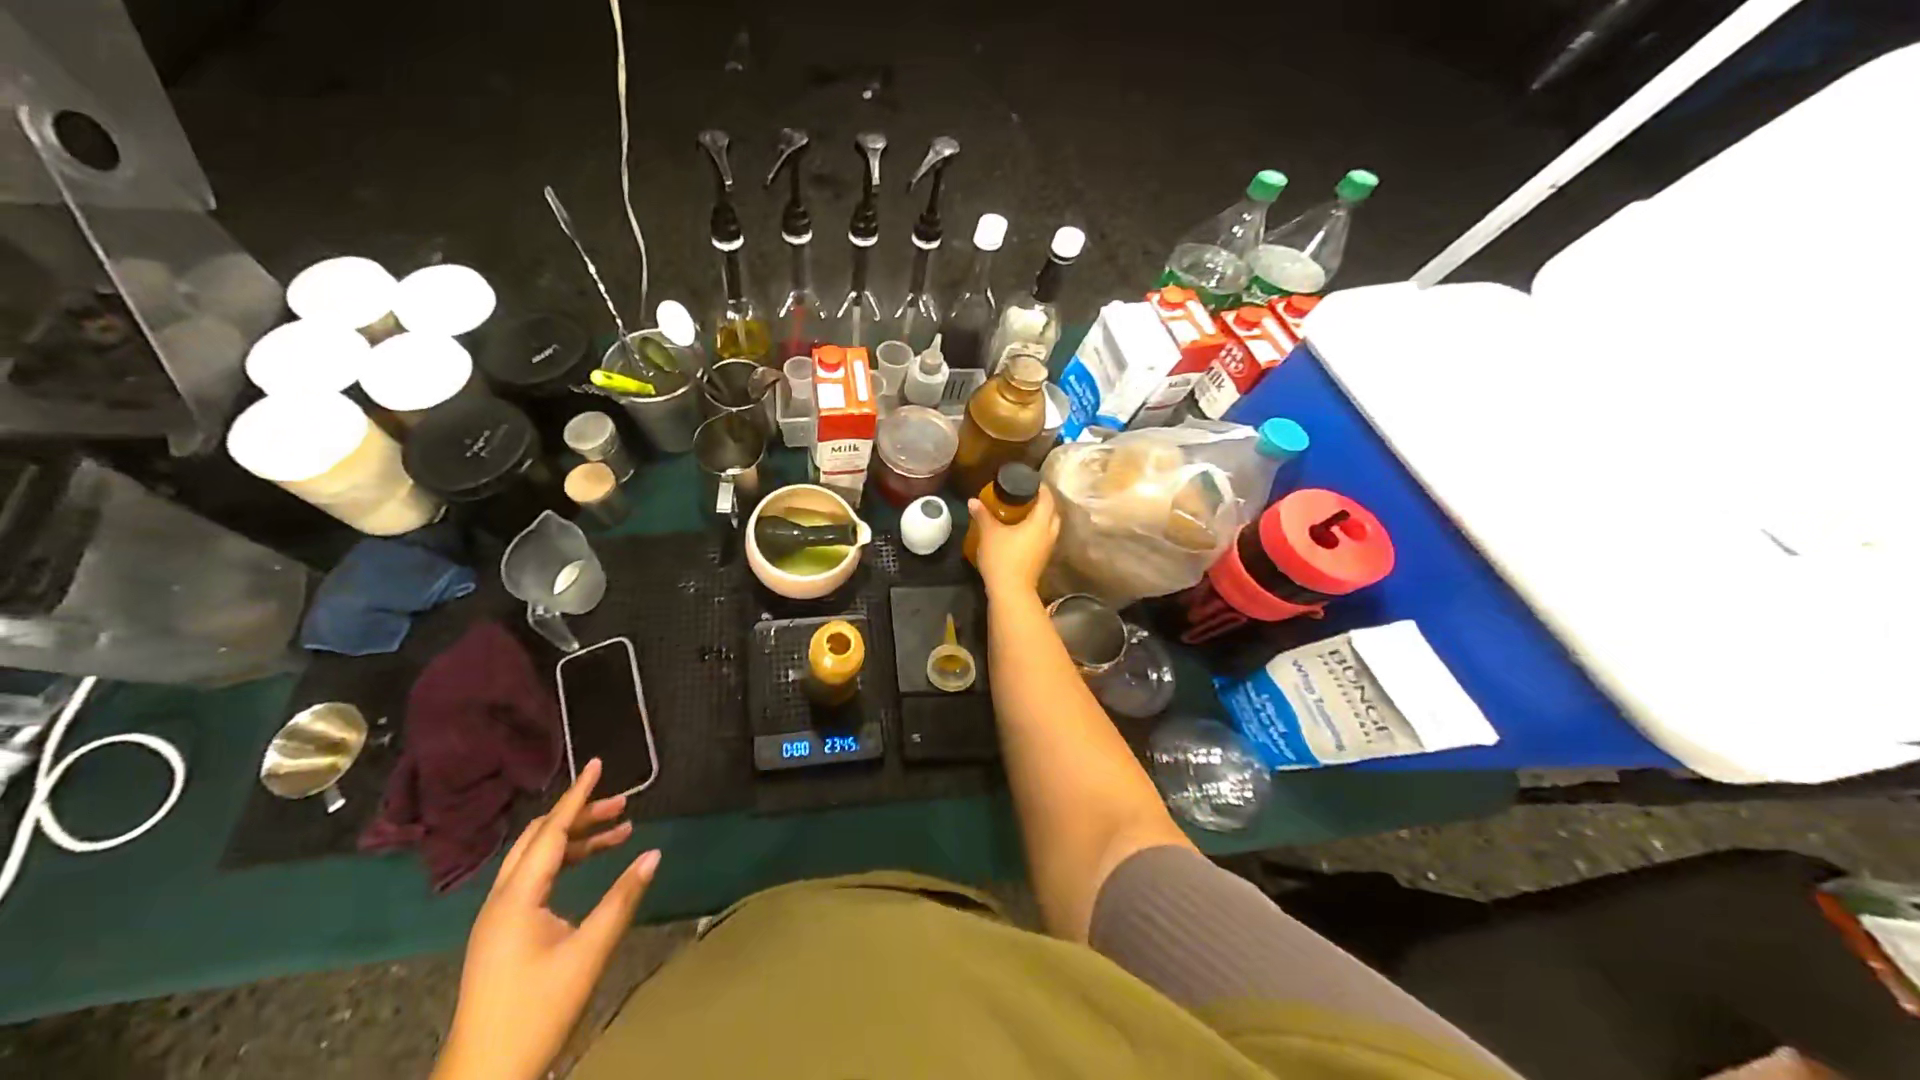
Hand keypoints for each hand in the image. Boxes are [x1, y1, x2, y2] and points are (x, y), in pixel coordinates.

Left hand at [433, 759, 658, 1079]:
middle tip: (623, 806)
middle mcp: (501, 898)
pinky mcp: (502, 933)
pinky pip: (534, 879)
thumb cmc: (538, 1010)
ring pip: (537, 859)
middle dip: (581, 815)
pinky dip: (564, 863)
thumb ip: (622, 898)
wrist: (485, 1074)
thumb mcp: (589, 952)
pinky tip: (589, 867)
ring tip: (619, 833)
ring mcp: (498, 916)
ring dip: (576, 840)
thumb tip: (653, 853)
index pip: (552, 831)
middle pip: (540, 839)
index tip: (598, 764)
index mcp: (518, 897)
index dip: (578, 796)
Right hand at [970, 485, 1059, 599]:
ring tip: (1026, 512)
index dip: (1041, 488)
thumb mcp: (989, 533)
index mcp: (1040, 522)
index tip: (1031, 481)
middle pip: (1053, 512)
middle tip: (1029, 496)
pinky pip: (1045, 538)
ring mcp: (1048, 548)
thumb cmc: (1002, 557)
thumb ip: (982, 515)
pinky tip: (1024, 532)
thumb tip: (973, 501)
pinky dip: (1038, 531)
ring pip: (1051, 527)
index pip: (1047, 498)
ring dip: (1042, 518)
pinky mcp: (1042, 560)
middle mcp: (1049, 533)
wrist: (1011, 591)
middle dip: (1044, 503)